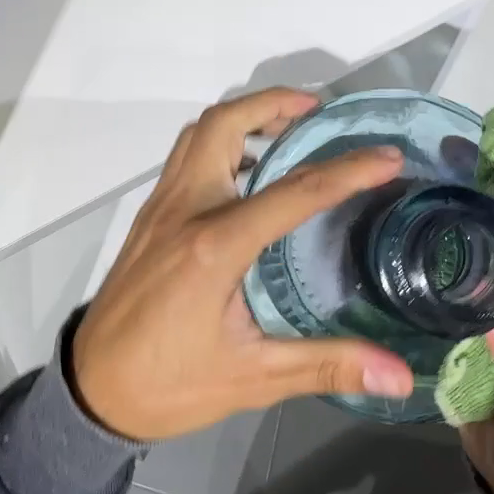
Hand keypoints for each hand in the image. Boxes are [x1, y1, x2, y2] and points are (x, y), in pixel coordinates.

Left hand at [71, 88, 416, 441]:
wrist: (92, 390)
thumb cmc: (170, 384)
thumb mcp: (251, 378)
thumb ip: (326, 365)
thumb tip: (401, 377)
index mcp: (214, 244)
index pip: (293, 192)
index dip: (346, 170)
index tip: (386, 156)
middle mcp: (184, 209)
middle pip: (223, 125)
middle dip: (273, 104)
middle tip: (319, 111)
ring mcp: (160, 207)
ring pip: (198, 133)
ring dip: (242, 118)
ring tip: (288, 130)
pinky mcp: (149, 216)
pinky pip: (184, 155)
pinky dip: (218, 141)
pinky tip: (248, 172)